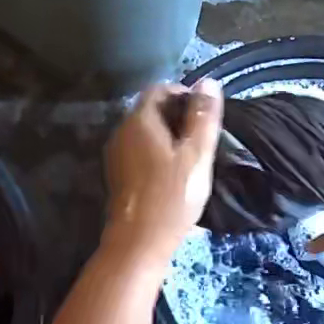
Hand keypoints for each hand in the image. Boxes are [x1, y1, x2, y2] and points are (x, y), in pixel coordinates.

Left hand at [102, 80, 222, 263]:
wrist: (138, 241)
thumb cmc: (171, 196)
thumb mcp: (196, 155)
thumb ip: (203, 117)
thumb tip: (208, 81)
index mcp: (138, 121)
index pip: (159, 88)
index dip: (184, 93)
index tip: (205, 113)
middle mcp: (121, 132)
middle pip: (150, 109)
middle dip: (177, 115)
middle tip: (203, 135)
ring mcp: (116, 154)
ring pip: (144, 132)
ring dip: (168, 136)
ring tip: (192, 154)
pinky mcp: (117, 174)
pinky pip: (139, 151)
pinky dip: (157, 152)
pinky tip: (174, 171)